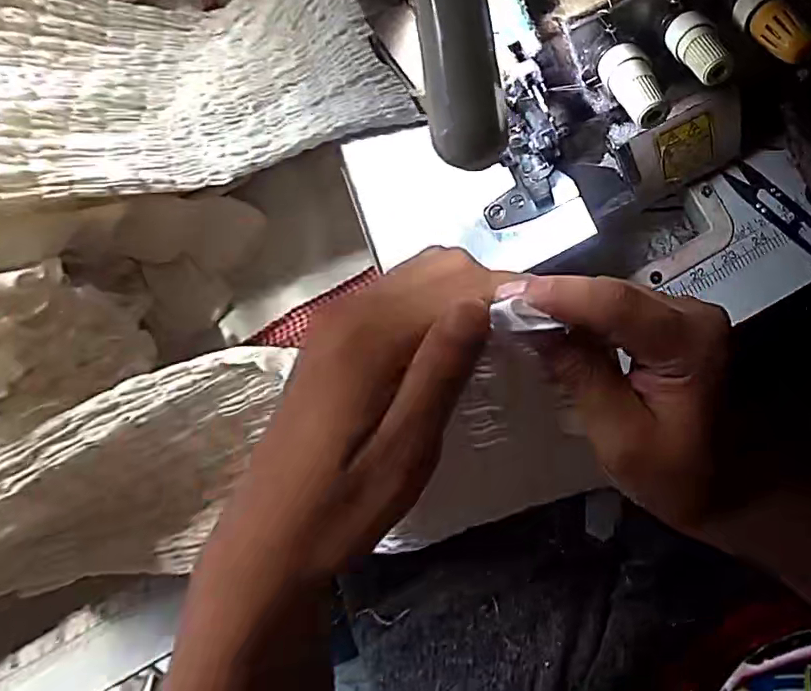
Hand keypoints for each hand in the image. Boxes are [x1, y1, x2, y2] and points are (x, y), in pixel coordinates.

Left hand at [172, 249, 509, 690]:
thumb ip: (441, 371)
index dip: (506, 293)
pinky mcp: (338, 333)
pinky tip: (451, 341)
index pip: (457, 284)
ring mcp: (340, 318)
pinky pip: (403, 292)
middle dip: (489, 287)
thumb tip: (481, 303)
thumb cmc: (342, 509)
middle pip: (441, 265)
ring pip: (423, 272)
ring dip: (465, 291)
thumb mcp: (406, 452)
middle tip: (521, 331)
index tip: (545, 319)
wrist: (265, 545)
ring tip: (493, 334)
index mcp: (367, 337)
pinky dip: (438, 301)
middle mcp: (351, 311)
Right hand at [518, 275, 731, 532]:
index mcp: (690, 342)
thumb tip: (540, 331)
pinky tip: (563, 324)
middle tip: (507, 305)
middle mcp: (696, 313)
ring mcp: (693, 313)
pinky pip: (630, 308)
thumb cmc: (685, 478)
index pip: (618, 303)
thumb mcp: (623, 441)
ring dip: (574, 305)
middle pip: (617, 292)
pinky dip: (594, 316)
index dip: (561, 295)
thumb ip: (583, 379)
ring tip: (525, 314)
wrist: (742, 485)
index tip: (510, 294)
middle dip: (560, 297)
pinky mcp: (684, 321)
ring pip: (621, 296)